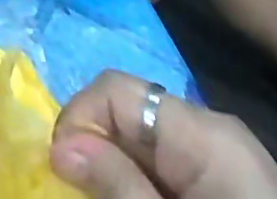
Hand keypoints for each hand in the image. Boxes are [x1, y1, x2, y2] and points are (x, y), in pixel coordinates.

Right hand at [49, 71, 276, 197]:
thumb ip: (119, 185)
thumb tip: (61, 142)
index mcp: (202, 130)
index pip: (118, 89)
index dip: (80, 120)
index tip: (59, 171)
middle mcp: (209, 125)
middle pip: (128, 111)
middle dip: (93, 148)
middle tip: (74, 196)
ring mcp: (217, 149)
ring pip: (141, 139)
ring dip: (112, 169)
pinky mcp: (218, 175)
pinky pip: (163, 161)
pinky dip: (137, 181)